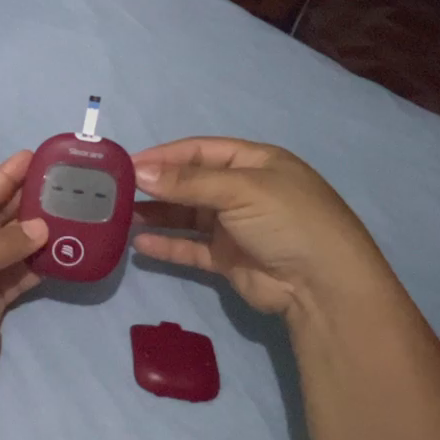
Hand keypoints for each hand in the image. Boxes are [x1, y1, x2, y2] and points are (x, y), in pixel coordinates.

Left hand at [0, 151, 48, 399]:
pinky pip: (20, 273)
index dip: (4, 177)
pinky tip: (65, 250)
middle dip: (26, 202)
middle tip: (62, 183)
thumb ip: (4, 243)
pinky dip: (40, 263)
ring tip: (72, 212)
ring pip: (12, 246)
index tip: (32, 157)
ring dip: (38, 233)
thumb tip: (41, 226)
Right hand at [130, 138, 394, 317]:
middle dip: (155, 185)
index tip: (126, 164)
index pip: (200, 151)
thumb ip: (186, 182)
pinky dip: (166, 245)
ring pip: (186, 215)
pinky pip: (190, 247)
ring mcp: (235, 226)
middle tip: (115, 190)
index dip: (163, 156)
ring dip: (156, 214)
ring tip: (121, 216)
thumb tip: (138, 173)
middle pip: (189, 182)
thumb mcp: (240, 190)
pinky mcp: (228, 258)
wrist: (324, 287)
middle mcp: (244, 191)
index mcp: (255, 163)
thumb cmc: (289, 222)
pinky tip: (140, 245)